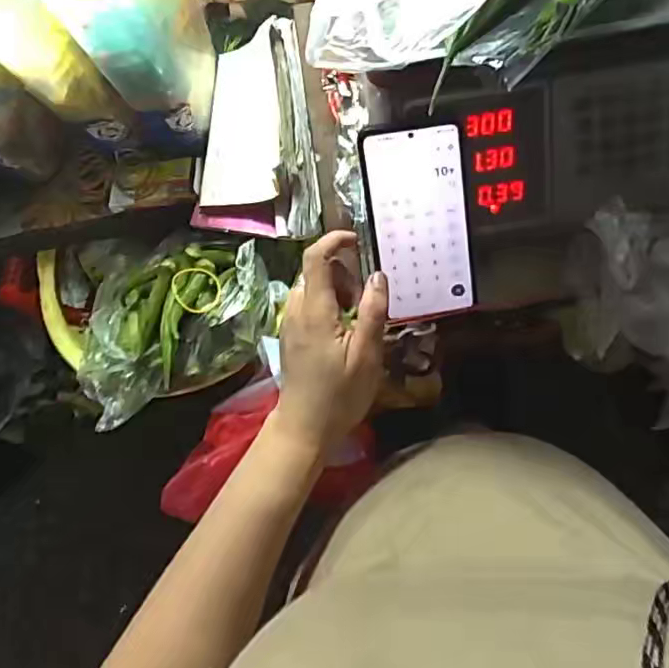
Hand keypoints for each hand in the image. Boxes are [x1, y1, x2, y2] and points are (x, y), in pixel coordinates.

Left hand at [270, 231, 387, 454]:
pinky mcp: (291, 333)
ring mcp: (290, 321)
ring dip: (337, 291)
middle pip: (317, 270)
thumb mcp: (366, 354)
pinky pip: (309, 303)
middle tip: (364, 304)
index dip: (334, 240)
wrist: (304, 427)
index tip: (357, 241)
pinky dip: (328, 304)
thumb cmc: (339, 394)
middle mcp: (296, 308)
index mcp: (315, 309)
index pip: (315, 257)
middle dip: (344, 275)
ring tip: (355, 323)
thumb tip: (378, 275)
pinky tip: (342, 332)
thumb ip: (372, 311)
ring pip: (313, 286)